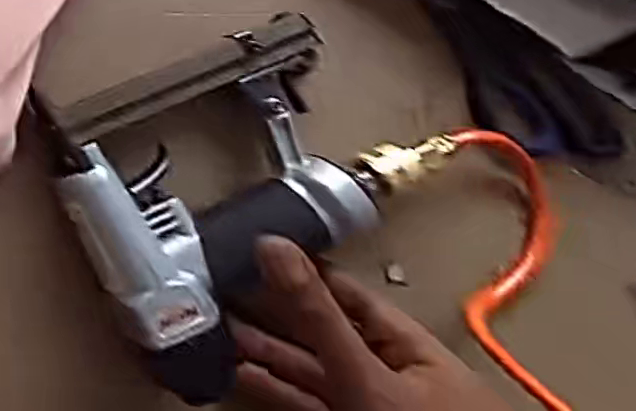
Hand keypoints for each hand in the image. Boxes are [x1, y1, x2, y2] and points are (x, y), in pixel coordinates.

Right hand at [232, 237, 508, 410]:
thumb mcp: (366, 376)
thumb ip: (316, 312)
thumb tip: (271, 242)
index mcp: (418, 353)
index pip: (347, 292)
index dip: (298, 267)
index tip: (248, 247)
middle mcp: (397, 377)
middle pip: (322, 329)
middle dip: (268, 311)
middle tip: (218, 287)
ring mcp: (374, 408)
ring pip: (309, 366)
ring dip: (262, 348)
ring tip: (216, 329)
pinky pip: (305, 400)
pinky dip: (271, 385)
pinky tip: (238, 371)